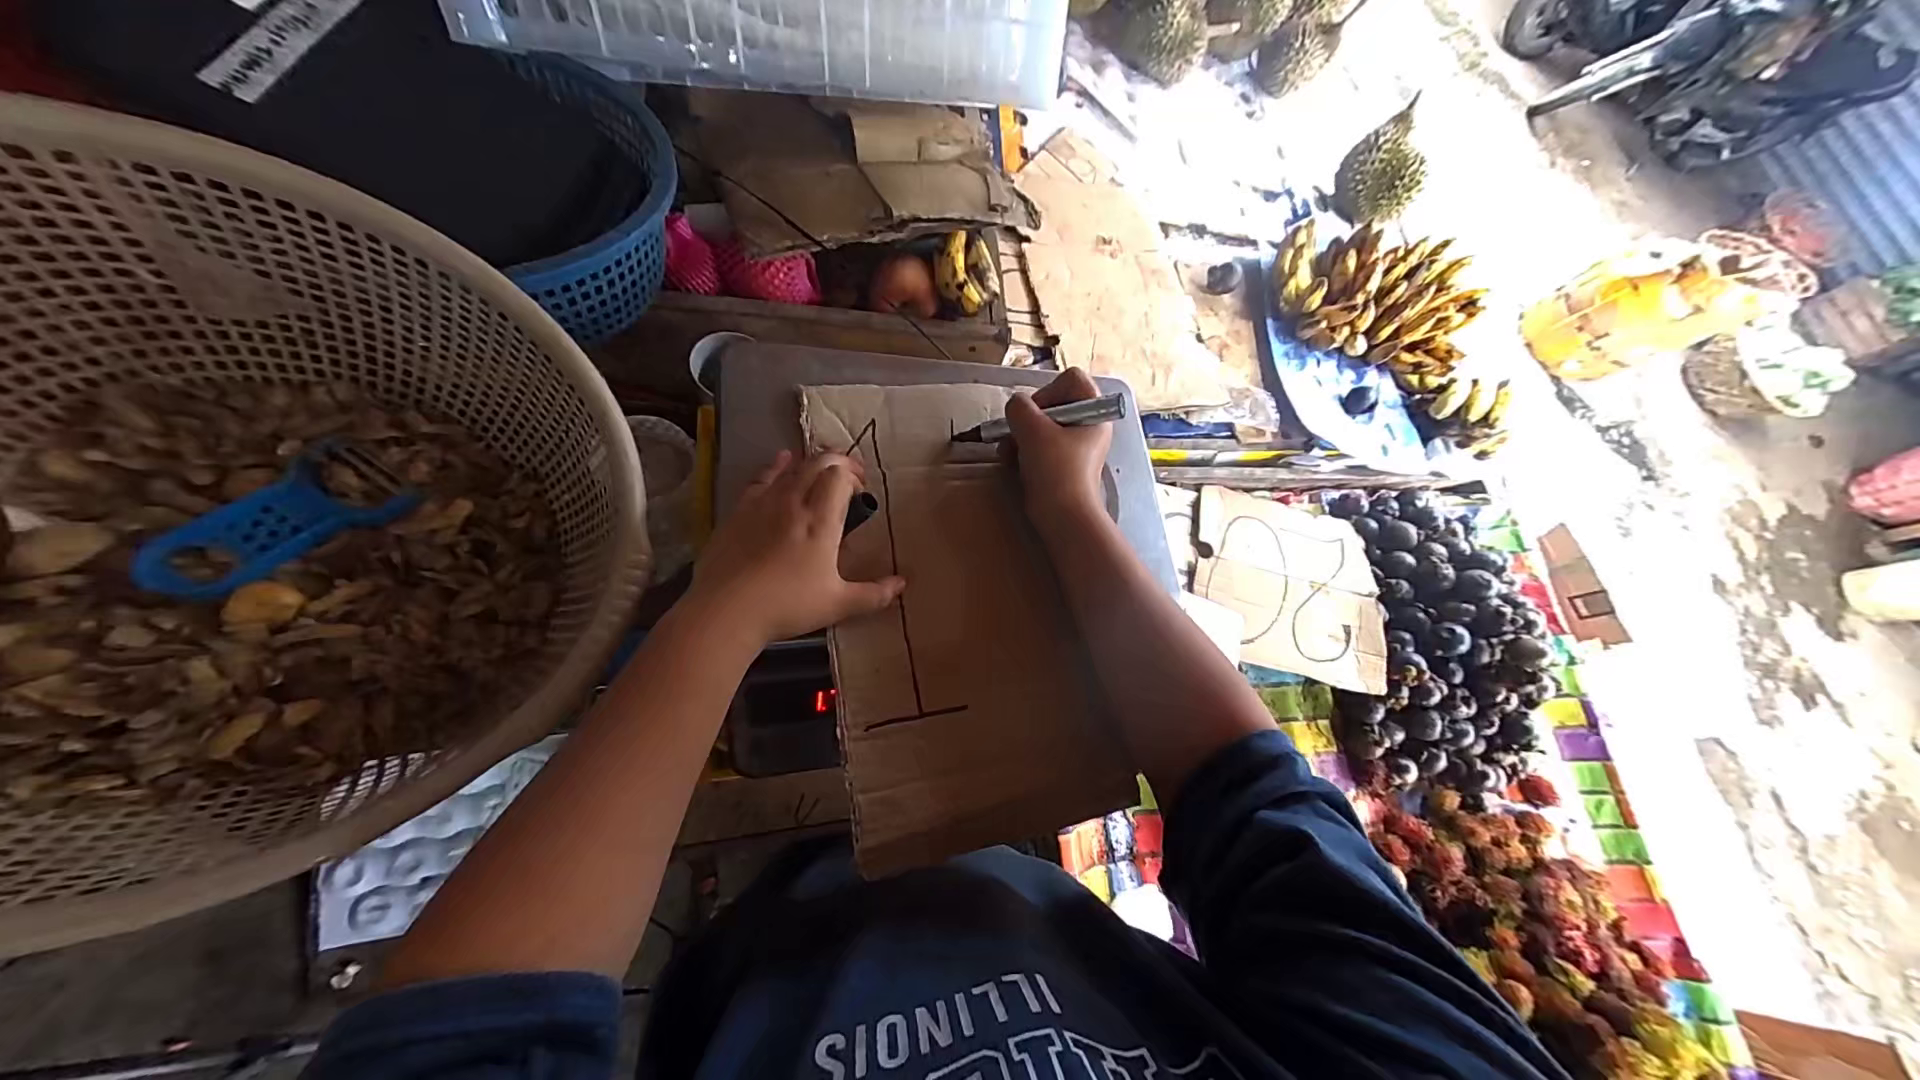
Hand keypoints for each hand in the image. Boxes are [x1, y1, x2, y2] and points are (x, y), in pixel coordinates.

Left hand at [684, 450, 905, 644]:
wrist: (725, 610)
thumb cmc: (787, 605)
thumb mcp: (837, 604)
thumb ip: (872, 594)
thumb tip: (901, 585)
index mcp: (820, 519)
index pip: (840, 475)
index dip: (854, 476)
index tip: (862, 492)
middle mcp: (792, 501)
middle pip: (818, 463)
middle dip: (839, 463)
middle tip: (850, 478)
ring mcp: (763, 503)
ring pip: (791, 467)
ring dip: (811, 463)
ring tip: (822, 470)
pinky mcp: (739, 511)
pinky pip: (762, 477)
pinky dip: (777, 466)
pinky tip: (781, 461)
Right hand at [1003, 368, 1113, 533]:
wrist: (1063, 517)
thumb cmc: (1056, 471)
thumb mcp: (1033, 431)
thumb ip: (1019, 407)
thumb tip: (1015, 406)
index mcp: (1093, 412)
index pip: (1071, 379)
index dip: (1049, 390)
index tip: (1037, 413)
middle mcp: (1087, 425)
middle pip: (1051, 402)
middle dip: (1028, 418)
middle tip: (1018, 434)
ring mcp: (1074, 446)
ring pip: (1040, 425)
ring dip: (1019, 435)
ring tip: (1009, 452)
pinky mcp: (1061, 464)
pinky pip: (1038, 446)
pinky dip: (1023, 451)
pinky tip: (1012, 462)